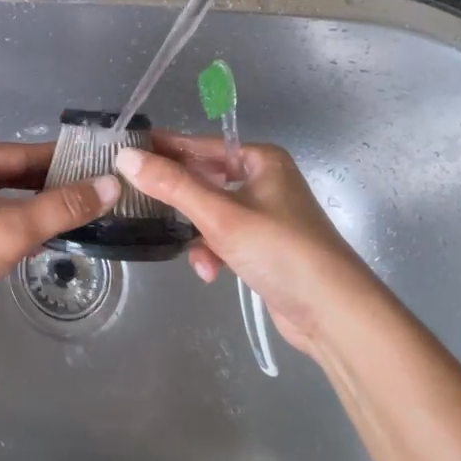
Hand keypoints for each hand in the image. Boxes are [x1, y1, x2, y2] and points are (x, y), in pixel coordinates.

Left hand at [0, 142, 119, 339]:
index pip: (20, 153)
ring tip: (72, 217)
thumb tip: (110, 184)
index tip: (95, 164)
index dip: (59, 159)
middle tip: (91, 194)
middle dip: (47, 185)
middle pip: (9, 175)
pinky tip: (37, 244)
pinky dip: (13, 229)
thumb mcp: (12, 228)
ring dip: (32, 209)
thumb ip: (61, 207)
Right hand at [115, 135, 385, 353]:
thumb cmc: (281, 250)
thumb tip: (125, 157)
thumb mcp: (220, 215)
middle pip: (205, 180)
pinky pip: (225, 238)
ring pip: (211, 213)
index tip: (125, 153)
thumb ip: (172, 185)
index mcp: (260, 160)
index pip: (200, 146)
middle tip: (139, 200)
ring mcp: (266, 216)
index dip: (164, 150)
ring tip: (195, 254)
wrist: (336, 315)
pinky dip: (214, 252)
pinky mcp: (265, 248)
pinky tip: (211, 272)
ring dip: (198, 234)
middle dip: (180, 200)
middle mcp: (264, 181)